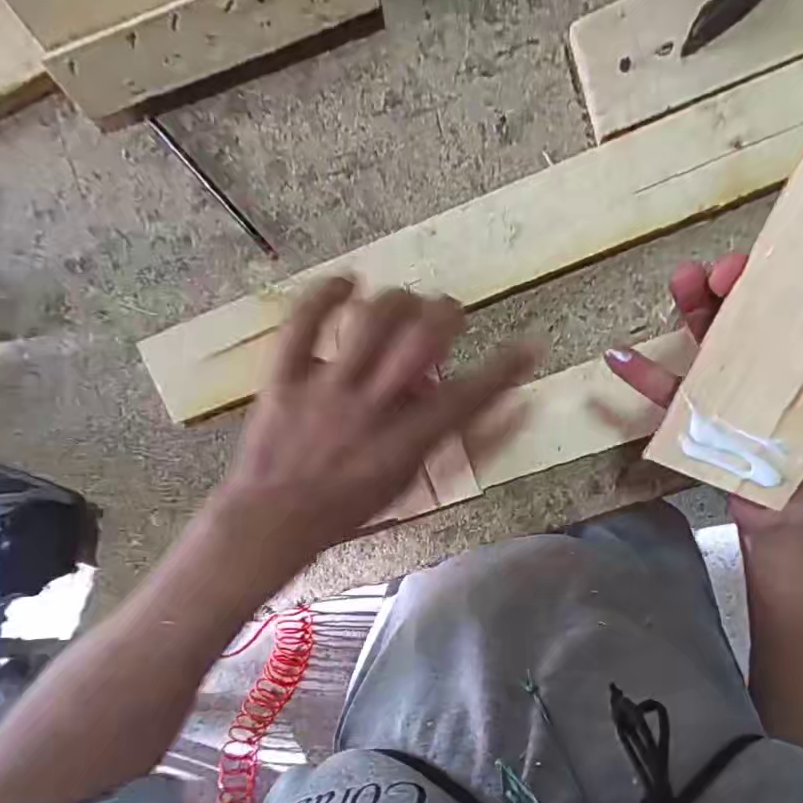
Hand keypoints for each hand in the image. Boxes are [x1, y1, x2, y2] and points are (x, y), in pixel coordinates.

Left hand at [216, 278, 536, 553]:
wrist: (273, 520)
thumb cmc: (349, 508)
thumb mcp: (412, 483)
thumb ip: (455, 448)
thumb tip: (508, 414)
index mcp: (404, 442)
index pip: (467, 398)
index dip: (505, 369)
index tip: (529, 347)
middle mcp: (370, 409)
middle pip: (419, 344)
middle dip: (447, 316)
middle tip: (454, 311)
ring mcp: (325, 389)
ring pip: (369, 324)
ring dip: (398, 303)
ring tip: (409, 302)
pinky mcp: (285, 378)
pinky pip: (301, 325)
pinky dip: (325, 296)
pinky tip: (348, 282)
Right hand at [604, 253, 802, 533]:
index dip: (797, 272)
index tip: (788, 253)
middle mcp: (774, 360)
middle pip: (749, 309)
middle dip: (734, 280)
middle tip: (726, 270)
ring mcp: (733, 387)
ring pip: (707, 336)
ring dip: (692, 304)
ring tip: (684, 280)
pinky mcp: (702, 421)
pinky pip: (668, 396)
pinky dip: (643, 375)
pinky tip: (621, 357)